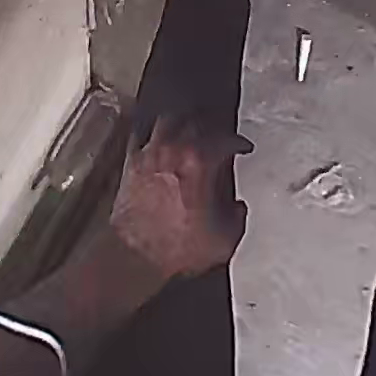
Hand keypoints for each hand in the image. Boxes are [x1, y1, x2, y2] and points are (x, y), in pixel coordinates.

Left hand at [109, 120, 253, 281]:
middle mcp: (176, 148)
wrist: (136, 255)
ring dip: (181, 121)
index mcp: (201, 162)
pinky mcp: (132, 162)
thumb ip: (238, 216)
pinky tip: (155, 138)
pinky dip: (150, 133)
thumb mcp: (224, 238)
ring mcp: (151, 152)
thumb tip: (238, 206)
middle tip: (217, 134)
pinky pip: (140, 134)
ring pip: (168, 120)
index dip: (239, 142)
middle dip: (211, 126)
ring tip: (187, 127)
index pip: (226, 140)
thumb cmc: (180, 247)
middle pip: (196, 121)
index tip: (243, 147)